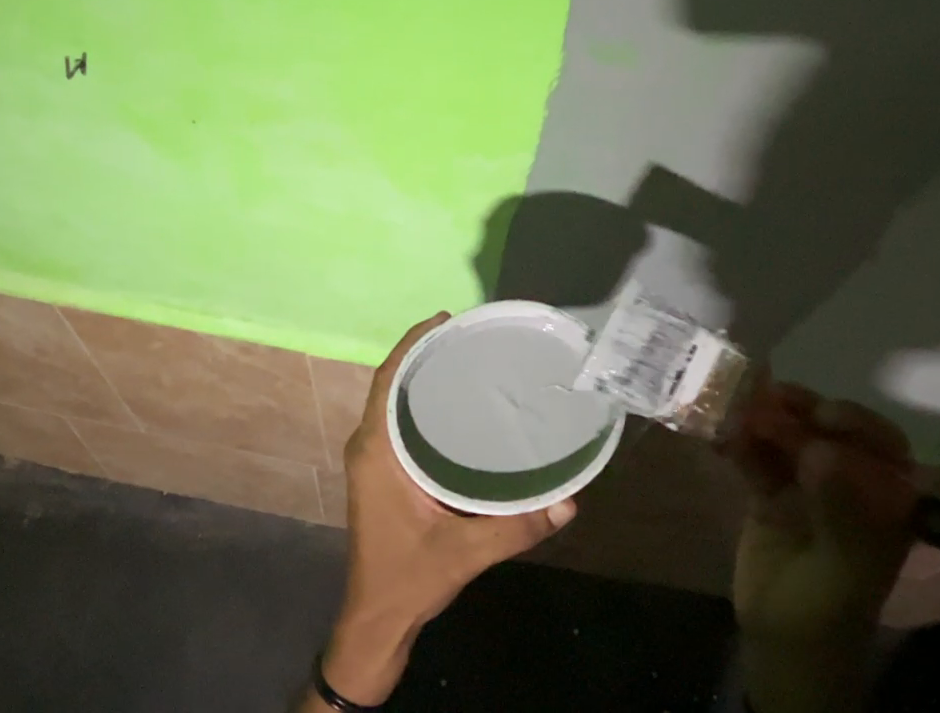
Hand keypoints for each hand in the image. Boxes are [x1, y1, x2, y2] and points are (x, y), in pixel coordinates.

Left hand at [312, 313, 577, 708]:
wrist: (376, 622)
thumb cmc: (407, 578)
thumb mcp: (464, 552)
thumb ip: (515, 527)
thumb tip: (569, 502)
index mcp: (376, 451)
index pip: (386, 380)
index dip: (411, 344)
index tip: (444, 318)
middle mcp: (370, 447)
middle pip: (392, 384)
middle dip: (425, 355)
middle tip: (471, 336)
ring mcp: (375, 461)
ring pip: (396, 404)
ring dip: (424, 379)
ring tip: (469, 360)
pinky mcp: (384, 475)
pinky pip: (401, 424)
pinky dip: (424, 406)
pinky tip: (462, 408)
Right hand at [723, 382, 917, 712]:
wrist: (783, 644)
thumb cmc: (828, 610)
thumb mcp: (843, 567)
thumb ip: (838, 509)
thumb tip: (820, 450)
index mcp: (884, 499)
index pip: (881, 445)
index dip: (855, 422)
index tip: (821, 415)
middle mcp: (849, 482)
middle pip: (829, 431)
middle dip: (801, 411)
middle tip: (767, 398)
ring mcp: (806, 484)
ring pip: (789, 437)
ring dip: (764, 419)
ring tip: (735, 409)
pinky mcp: (768, 491)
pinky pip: (755, 456)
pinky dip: (738, 441)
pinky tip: (719, 435)